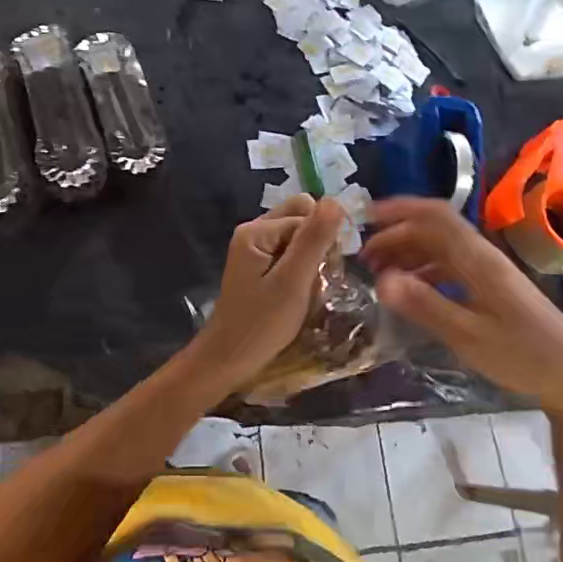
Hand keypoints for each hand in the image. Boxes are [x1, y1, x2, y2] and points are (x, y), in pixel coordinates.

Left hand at [194, 194, 345, 380]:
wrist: (226, 361)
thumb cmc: (260, 325)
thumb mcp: (292, 282)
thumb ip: (314, 240)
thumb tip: (336, 200)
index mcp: (257, 231)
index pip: (308, 214)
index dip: (325, 240)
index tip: (327, 274)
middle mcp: (253, 232)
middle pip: (302, 219)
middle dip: (319, 247)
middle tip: (318, 280)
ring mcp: (254, 250)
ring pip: (299, 238)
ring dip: (312, 262)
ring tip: (308, 292)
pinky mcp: (259, 268)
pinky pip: (290, 255)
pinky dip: (301, 273)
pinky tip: (299, 296)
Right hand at [361, 198, 562, 416]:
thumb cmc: (523, 356)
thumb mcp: (469, 336)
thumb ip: (425, 306)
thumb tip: (381, 279)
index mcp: (478, 260)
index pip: (435, 217)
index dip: (399, 210)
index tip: (364, 217)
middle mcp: (483, 257)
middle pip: (435, 229)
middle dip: (396, 234)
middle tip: (363, 257)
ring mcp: (489, 272)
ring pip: (442, 248)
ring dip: (409, 252)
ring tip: (378, 272)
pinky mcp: (492, 289)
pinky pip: (451, 268)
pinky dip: (424, 271)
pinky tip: (410, 290)